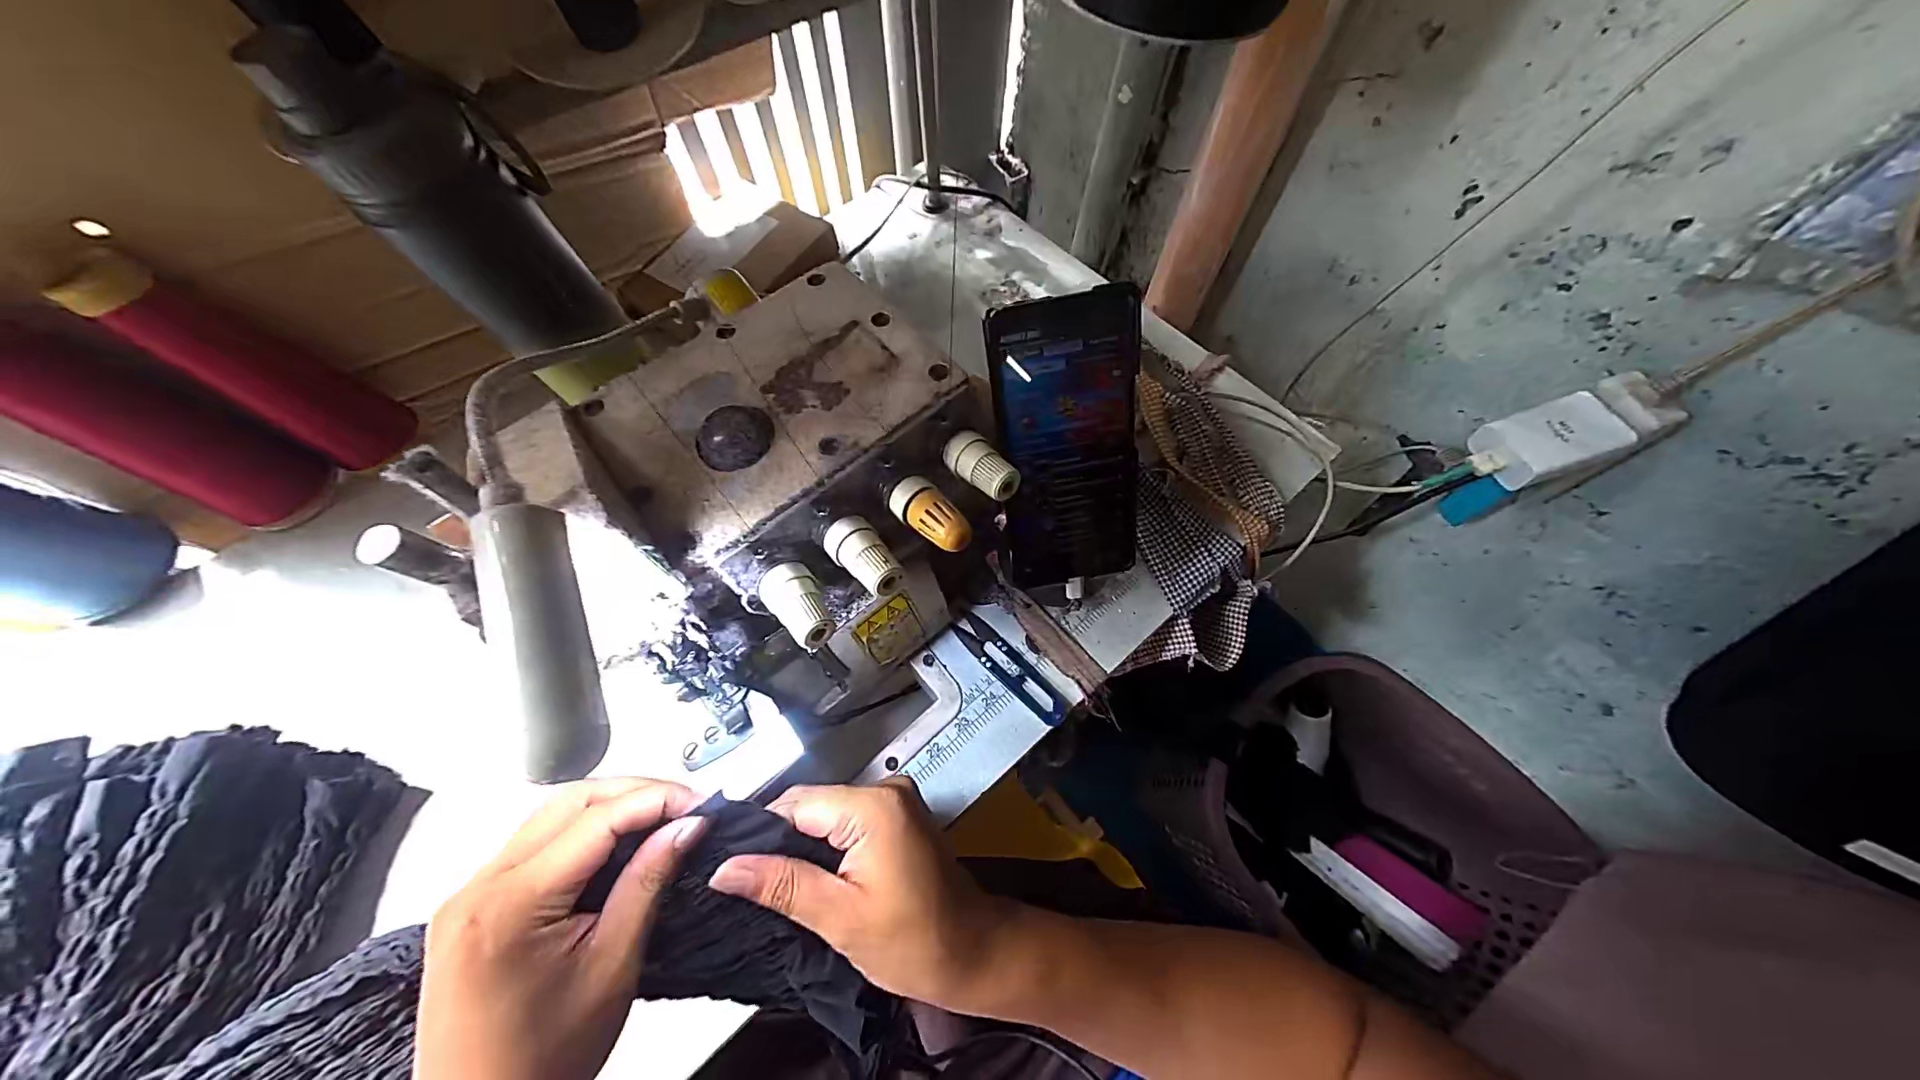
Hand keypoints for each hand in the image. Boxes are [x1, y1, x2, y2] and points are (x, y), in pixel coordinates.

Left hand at [415, 778, 707, 1079]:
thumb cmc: (538, 1065)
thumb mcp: (613, 966)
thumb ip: (648, 883)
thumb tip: (684, 827)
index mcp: (508, 906)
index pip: (597, 818)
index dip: (657, 799)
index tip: (701, 803)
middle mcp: (478, 891)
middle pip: (571, 801)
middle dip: (636, 792)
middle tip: (686, 804)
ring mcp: (470, 896)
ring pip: (553, 814)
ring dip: (611, 807)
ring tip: (661, 819)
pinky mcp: (475, 905)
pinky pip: (536, 842)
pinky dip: (584, 832)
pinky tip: (618, 843)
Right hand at [706, 778, 1019, 1014]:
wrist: (972, 951)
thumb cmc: (921, 940)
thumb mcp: (839, 917)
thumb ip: (781, 885)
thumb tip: (730, 869)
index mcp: (874, 806)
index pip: (795, 803)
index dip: (761, 835)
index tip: (736, 865)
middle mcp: (888, 790)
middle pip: (810, 805)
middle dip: (783, 842)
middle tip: (761, 885)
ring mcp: (895, 800)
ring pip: (826, 813)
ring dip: (805, 845)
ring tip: (793, 885)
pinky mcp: (897, 815)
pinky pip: (846, 819)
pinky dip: (829, 845)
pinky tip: (822, 877)